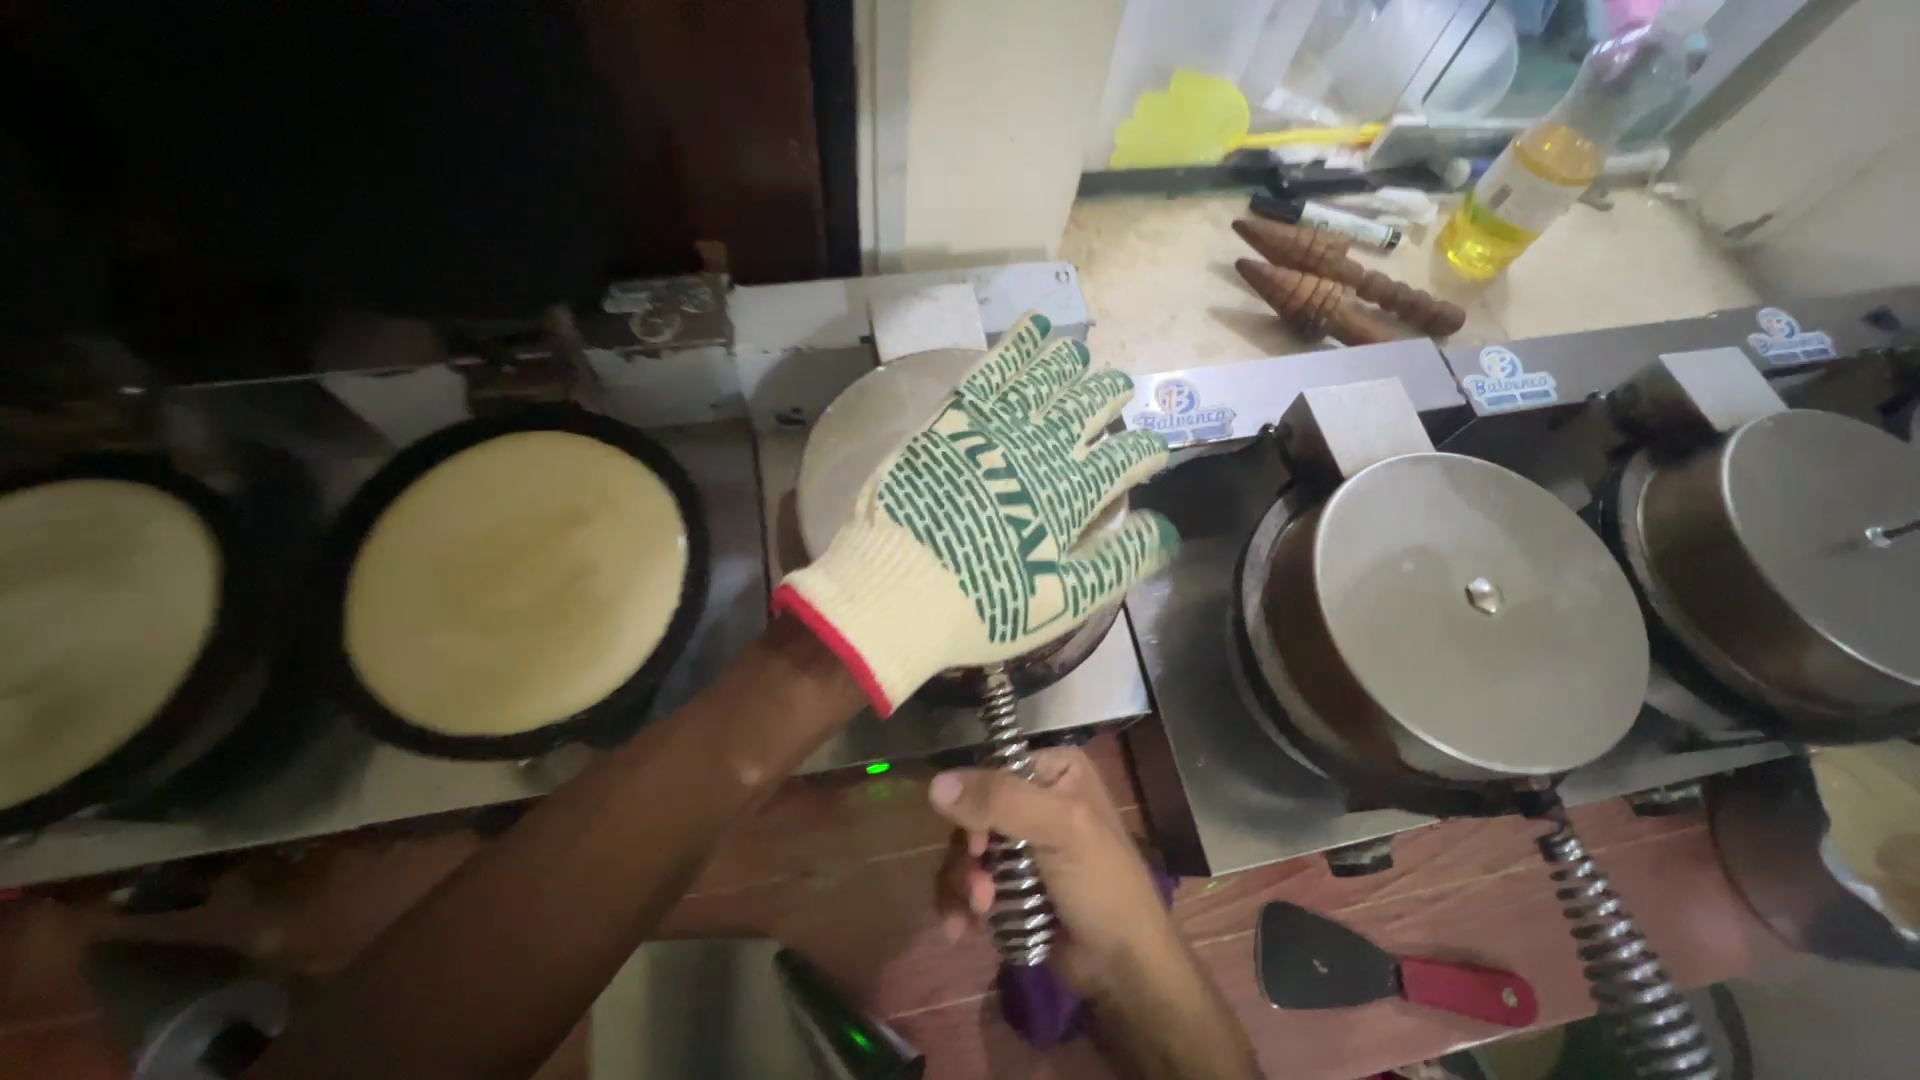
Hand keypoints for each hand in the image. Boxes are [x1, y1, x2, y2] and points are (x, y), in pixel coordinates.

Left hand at [773, 313, 1177, 714]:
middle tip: (1118, 386)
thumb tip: (1165, 529)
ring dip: (1066, 364)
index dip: (1144, 451)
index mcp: (1071, 495)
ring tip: (1079, 352)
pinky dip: (1014, 346)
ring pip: (1042, 382)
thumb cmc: (981, 606)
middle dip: (1108, 395)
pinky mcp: (950, 419)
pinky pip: (991, 372)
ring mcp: (993, 430)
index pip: (1123, 460)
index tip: (1151, 449)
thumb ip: (1118, 562)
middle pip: (1086, 409)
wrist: (894, 593)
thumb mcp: (1063, 602)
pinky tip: (1029, 327)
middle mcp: (1039, 451)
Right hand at [928, 747, 1180, 996]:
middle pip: (972, 814)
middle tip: (980, 893)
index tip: (977, 845)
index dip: (974, 805)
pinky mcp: (1010, 884)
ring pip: (965, 851)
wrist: (1123, 966)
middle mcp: (1036, 799)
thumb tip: (935, 784)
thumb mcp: (1060, 829)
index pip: (992, 770)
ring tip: (978, 915)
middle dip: (968, 858)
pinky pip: (967, 881)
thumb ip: (1001, 800)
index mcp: (1056, 771)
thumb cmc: (1103, 885)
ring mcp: (1022, 845)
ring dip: (963, 885)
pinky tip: (962, 930)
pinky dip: (960, 905)